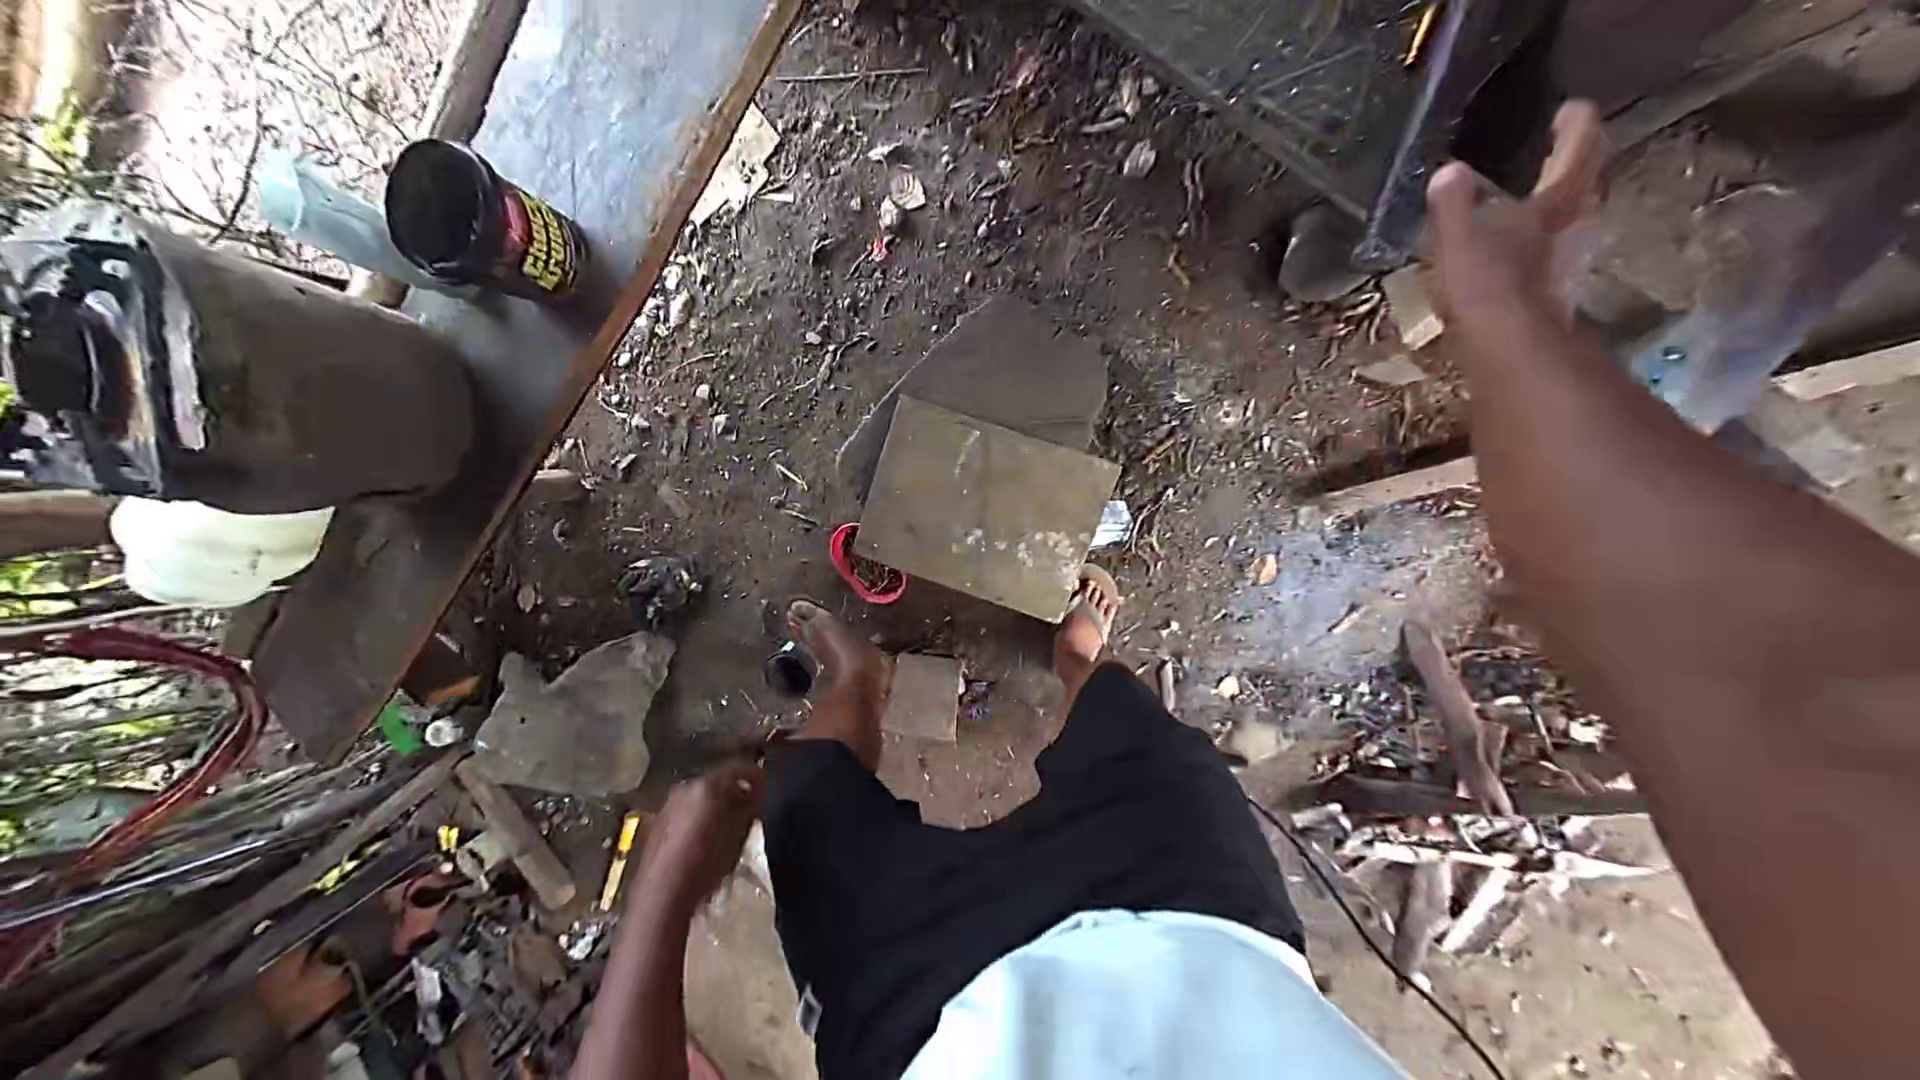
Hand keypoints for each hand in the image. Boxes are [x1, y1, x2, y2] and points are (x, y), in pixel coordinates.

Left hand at [634, 763, 763, 914]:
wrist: (662, 897)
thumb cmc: (706, 863)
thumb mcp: (740, 834)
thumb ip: (752, 807)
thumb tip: (757, 794)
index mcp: (708, 785)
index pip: (739, 769)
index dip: (756, 776)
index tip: (766, 785)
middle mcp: (685, 789)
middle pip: (717, 782)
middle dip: (735, 791)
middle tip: (750, 804)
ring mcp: (667, 807)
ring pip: (699, 798)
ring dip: (716, 805)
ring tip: (730, 823)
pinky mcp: (656, 826)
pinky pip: (685, 813)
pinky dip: (699, 818)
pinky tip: (707, 837)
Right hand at [1425, 100, 1608, 335]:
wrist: (1507, 346)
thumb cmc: (1484, 285)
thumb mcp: (1457, 240)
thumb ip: (1451, 205)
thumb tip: (1447, 172)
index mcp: (1555, 203)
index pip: (1579, 148)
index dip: (1576, 125)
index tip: (1568, 111)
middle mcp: (1573, 224)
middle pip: (1584, 182)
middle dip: (1572, 165)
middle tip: (1555, 156)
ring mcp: (1566, 259)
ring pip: (1570, 219)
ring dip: (1555, 207)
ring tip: (1528, 206)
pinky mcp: (1551, 289)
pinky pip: (1549, 253)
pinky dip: (1536, 244)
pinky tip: (1513, 256)